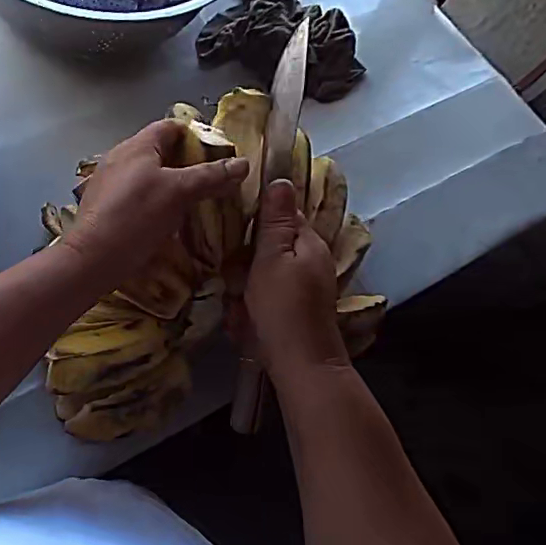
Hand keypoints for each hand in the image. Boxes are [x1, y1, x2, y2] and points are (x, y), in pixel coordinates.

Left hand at [61, 119, 247, 286]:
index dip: (196, 137)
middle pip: (160, 152)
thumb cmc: (136, 216)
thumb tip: (243, 164)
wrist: (93, 258)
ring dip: (170, 185)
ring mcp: (108, 182)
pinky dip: (154, 201)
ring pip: (147, 175)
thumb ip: (211, 176)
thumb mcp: (179, 193)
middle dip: (186, 164)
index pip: (171, 127)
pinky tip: (165, 220)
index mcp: (137, 145)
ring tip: (192, 202)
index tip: (217, 155)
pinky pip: (136, 195)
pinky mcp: (104, 206)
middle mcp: (119, 157)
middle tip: (210, 182)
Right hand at [239, 178, 348, 376]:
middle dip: (245, 264)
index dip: (256, 222)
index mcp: (309, 244)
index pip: (282, 215)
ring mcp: (300, 290)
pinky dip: (249, 312)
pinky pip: (261, 302)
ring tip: (239, 308)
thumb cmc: (283, 308)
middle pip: (267, 248)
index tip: (236, 235)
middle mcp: (308, 263)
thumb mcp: (272, 258)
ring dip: (243, 292)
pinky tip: (244, 324)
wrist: (299, 365)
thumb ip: (274, 222)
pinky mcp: (289, 312)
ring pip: (259, 278)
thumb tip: (281, 179)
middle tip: (237, 281)